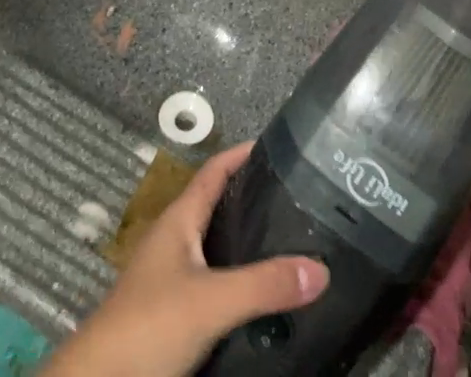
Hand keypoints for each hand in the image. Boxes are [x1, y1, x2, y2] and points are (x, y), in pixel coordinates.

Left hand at [42, 143, 329, 376]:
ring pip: (221, 249)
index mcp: (178, 222)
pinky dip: (245, 282)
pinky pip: (219, 284)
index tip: (284, 147)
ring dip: (253, 245)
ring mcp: (174, 278)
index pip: (214, 172)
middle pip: (220, 207)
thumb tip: (321, 269)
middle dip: (258, 200)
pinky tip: (270, 295)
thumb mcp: (210, 300)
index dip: (243, 155)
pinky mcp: (177, 310)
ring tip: (299, 245)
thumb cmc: (149, 324)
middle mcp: (176, 242)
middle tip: (306, 201)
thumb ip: (263, 284)